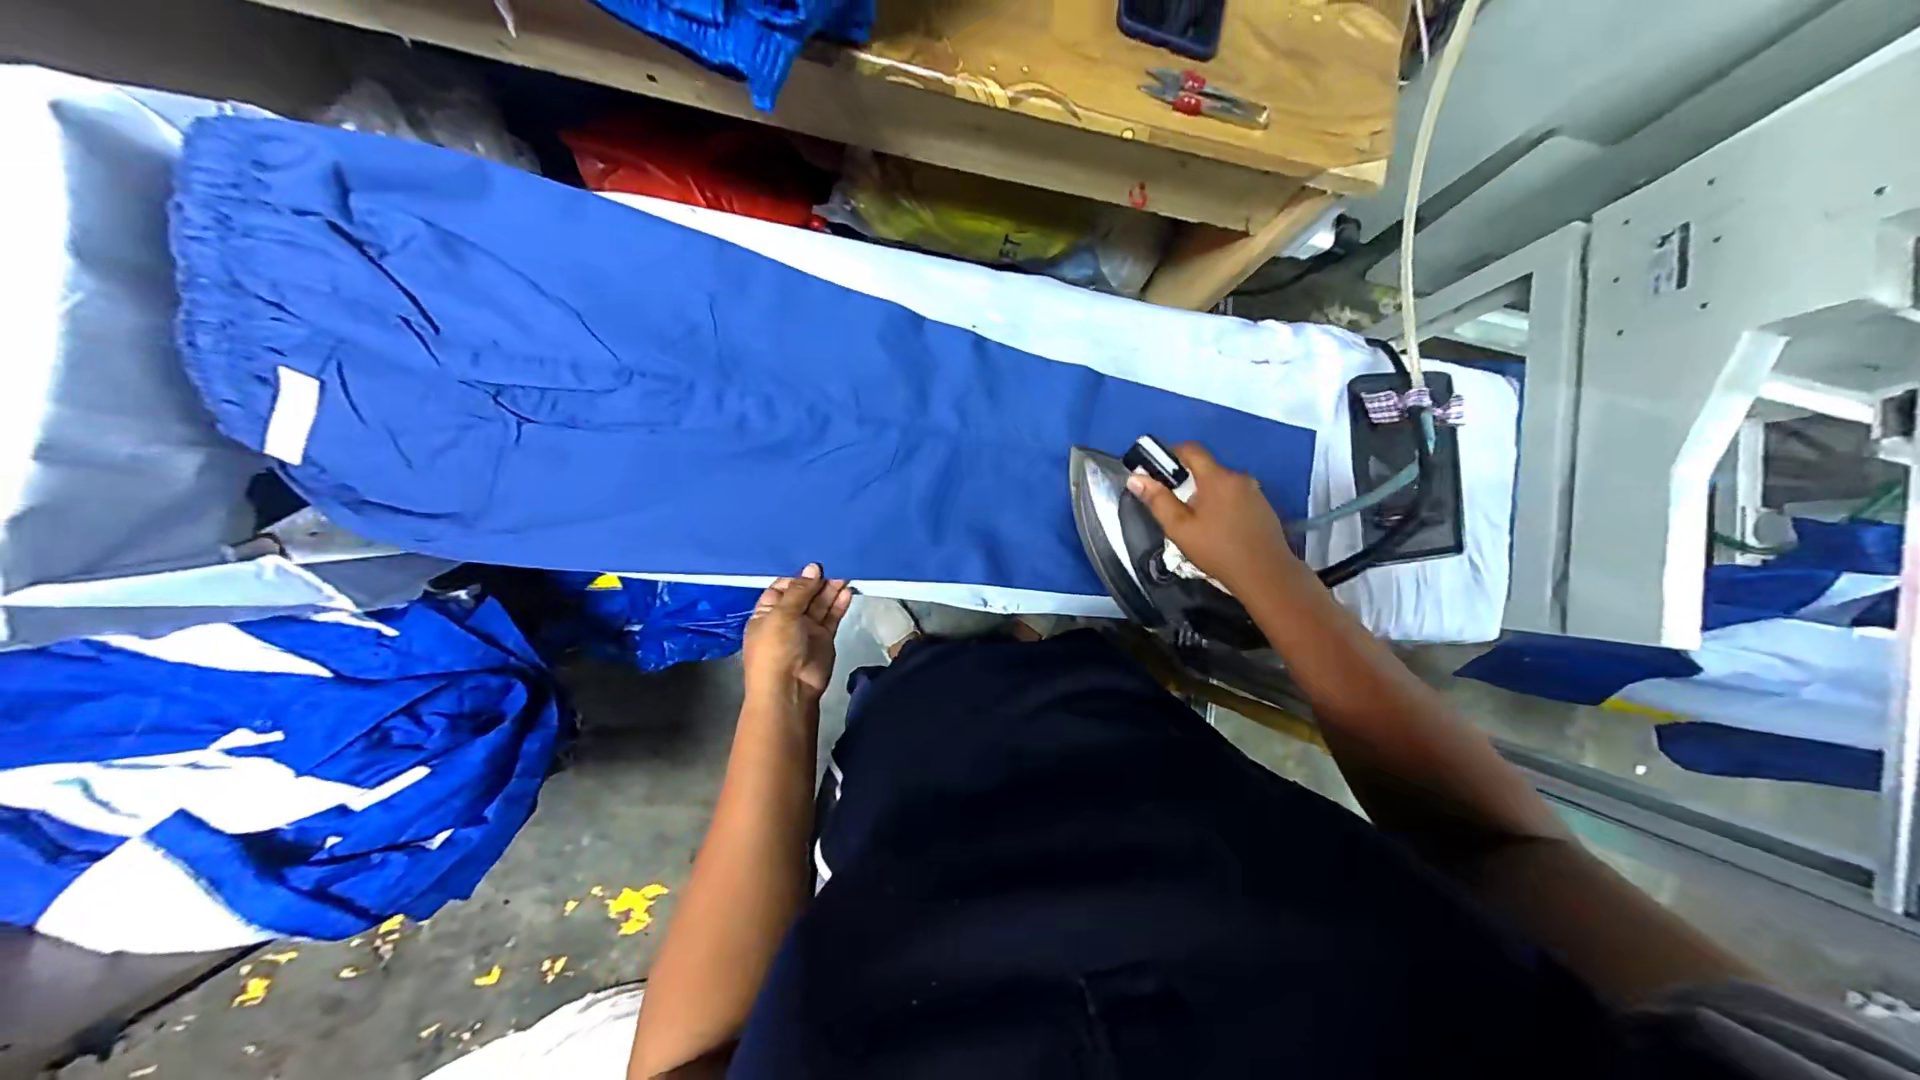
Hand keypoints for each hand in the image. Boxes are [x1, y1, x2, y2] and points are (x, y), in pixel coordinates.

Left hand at [742, 564, 852, 704]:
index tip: (814, 567)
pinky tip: (847, 591)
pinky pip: (832, 617)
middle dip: (817, 582)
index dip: (797, 578)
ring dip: (830, 590)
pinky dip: (839, 604)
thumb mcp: (782, 615)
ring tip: (844, 575)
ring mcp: (806, 629)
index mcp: (767, 613)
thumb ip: (799, 591)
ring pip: (820, 604)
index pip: (782, 588)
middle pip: (803, 595)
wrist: (789, 688)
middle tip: (833, 567)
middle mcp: (786, 619)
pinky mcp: (823, 638)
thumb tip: (813, 568)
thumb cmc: (775, 649)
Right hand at [1126, 442, 1302, 594]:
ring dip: (1206, 494)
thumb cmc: (1217, 550)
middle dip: (1187, 480)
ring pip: (1222, 484)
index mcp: (1217, 478)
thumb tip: (1136, 478)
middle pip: (1207, 468)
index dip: (1170, 453)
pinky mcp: (1264, 506)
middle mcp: (1239, 477)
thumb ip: (1157, 500)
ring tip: (1197, 522)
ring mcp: (1255, 491)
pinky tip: (1219, 529)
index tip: (1157, 470)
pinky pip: (1236, 496)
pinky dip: (1223, 505)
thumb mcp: (1179, 528)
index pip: (1191, 449)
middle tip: (1174, 506)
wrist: (1265, 575)